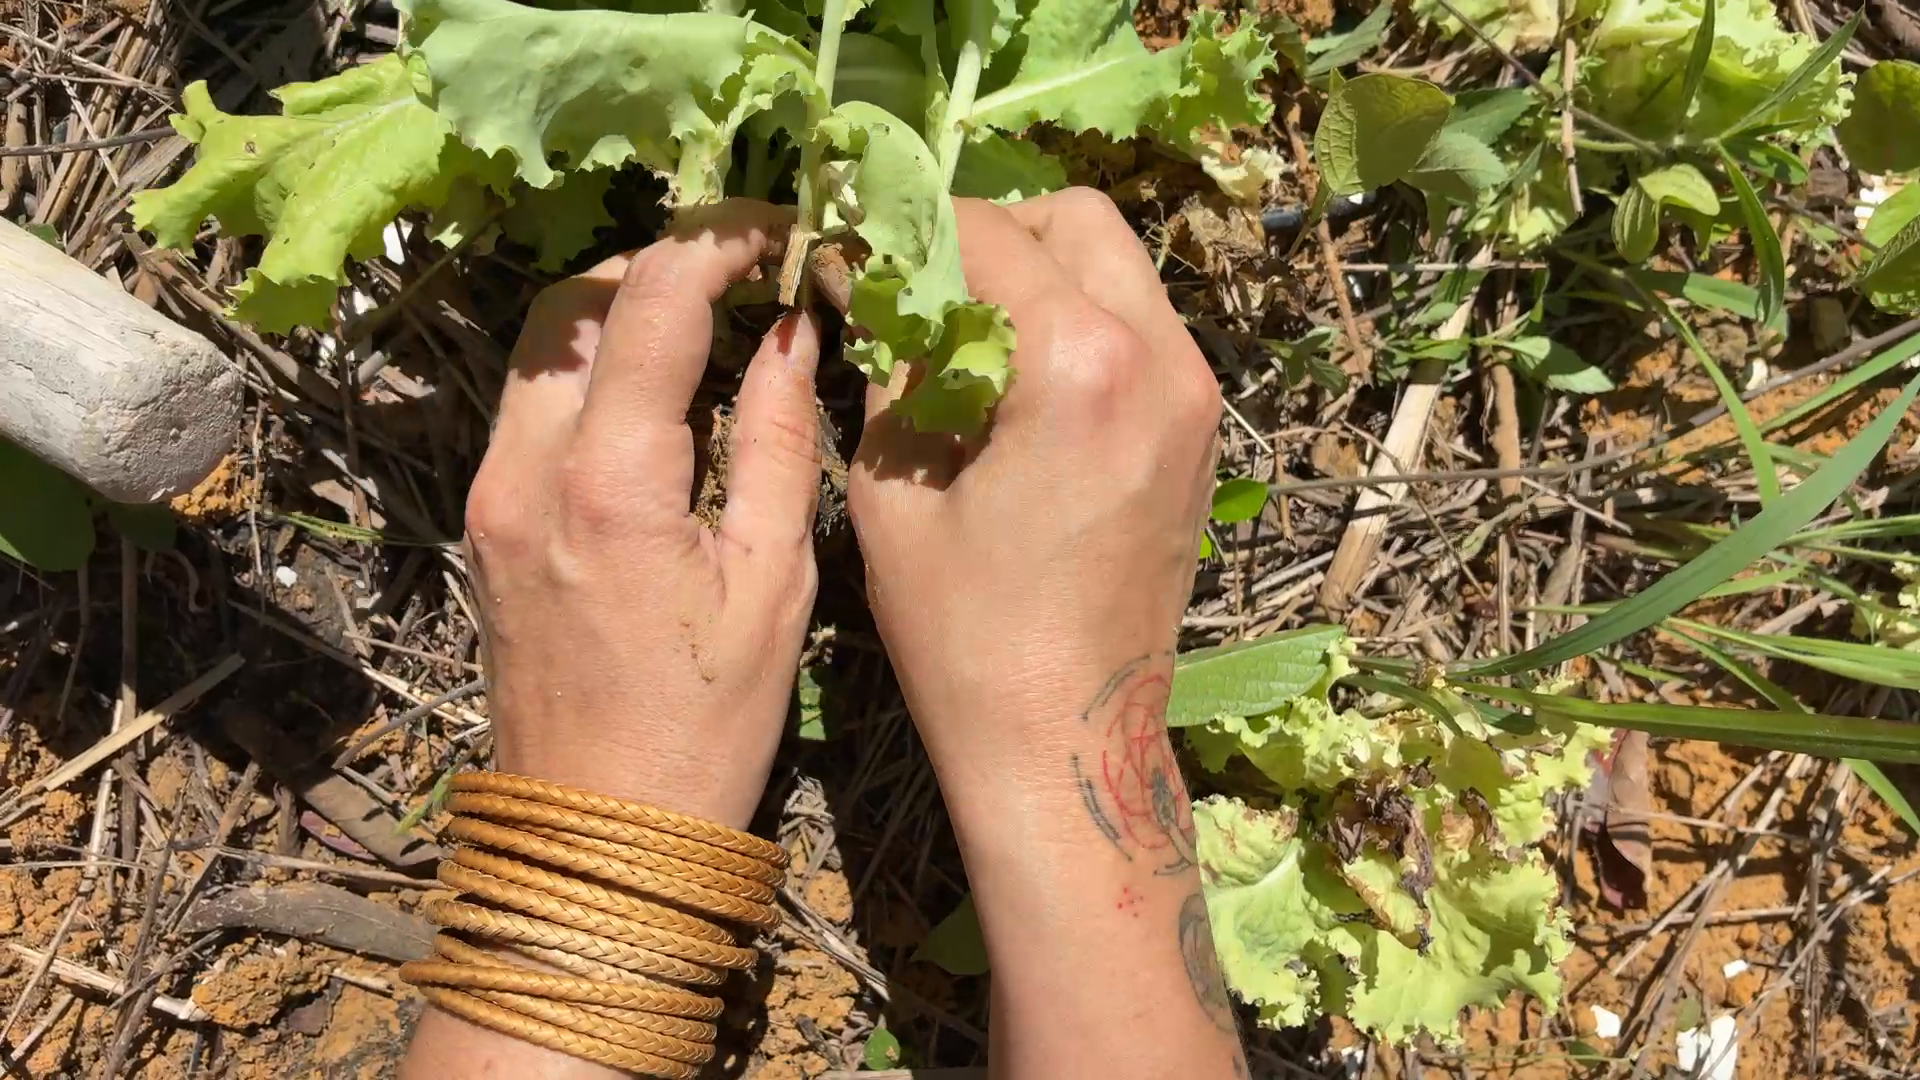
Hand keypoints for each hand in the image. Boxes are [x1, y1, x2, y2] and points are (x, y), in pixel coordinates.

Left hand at [462, 201, 820, 828]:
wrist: (602, 826)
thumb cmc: (710, 716)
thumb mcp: (772, 580)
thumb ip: (776, 444)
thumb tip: (792, 340)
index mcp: (612, 486)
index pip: (652, 306)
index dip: (715, 246)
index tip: (771, 231)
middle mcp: (525, 472)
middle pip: (573, 304)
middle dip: (660, 264)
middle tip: (742, 273)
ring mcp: (489, 497)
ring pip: (540, 349)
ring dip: (621, 311)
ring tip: (706, 321)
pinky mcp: (485, 524)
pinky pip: (532, 405)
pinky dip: (594, 368)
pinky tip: (657, 395)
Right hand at [847, 190, 1237, 1079]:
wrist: (1064, 740)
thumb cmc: (961, 634)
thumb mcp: (894, 491)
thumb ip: (888, 363)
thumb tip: (866, 279)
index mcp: (1081, 366)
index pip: (988, 233)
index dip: (911, 227)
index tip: (862, 247)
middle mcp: (1162, 360)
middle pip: (1078, 223)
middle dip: (991, 234)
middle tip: (923, 287)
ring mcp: (1196, 398)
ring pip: (1119, 271)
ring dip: (1039, 277)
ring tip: (969, 336)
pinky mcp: (1199, 436)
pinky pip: (1141, 332)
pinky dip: (1080, 325)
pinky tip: (1024, 383)